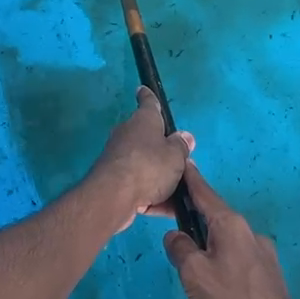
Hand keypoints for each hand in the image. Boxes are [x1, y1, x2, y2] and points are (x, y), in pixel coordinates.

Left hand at [83, 87, 193, 231]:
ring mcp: (120, 156)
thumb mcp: (175, 156)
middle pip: (149, 137)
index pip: (148, 103)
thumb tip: (184, 136)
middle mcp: (129, 133)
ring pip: (146, 164)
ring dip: (161, 177)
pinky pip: (140, 185)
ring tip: (181, 194)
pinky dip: (153, 196)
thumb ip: (181, 146)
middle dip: (163, 150)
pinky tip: (167, 210)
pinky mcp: (115, 179)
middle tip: (182, 164)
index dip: (148, 96)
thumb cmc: (149, 166)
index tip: (143, 89)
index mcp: (144, 120)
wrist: (114, 195)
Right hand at [165, 164, 299, 298]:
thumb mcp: (193, 273)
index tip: (182, 161)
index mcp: (232, 226)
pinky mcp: (268, 291)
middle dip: (190, 276)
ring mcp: (262, 266)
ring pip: (217, 275)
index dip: (189, 179)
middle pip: (207, 243)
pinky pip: (232, 294)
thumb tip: (178, 238)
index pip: (203, 192)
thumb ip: (179, 247)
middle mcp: (249, 238)